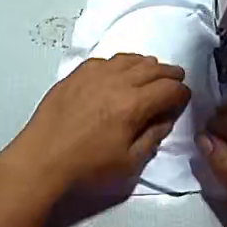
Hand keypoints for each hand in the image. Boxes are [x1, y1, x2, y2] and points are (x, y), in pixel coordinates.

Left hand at [3, 54, 190, 192]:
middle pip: (152, 69)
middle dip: (169, 74)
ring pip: (129, 59)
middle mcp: (116, 82)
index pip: (169, 89)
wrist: (42, 160)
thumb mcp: (129, 162)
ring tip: (153, 71)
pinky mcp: (75, 75)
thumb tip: (166, 118)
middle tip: (176, 80)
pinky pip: (105, 60)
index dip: (182, 93)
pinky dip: (120, 63)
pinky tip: (119, 71)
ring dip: (146, 64)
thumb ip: (152, 137)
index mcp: (133, 104)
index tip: (184, 99)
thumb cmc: (87, 167)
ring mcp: (93, 74)